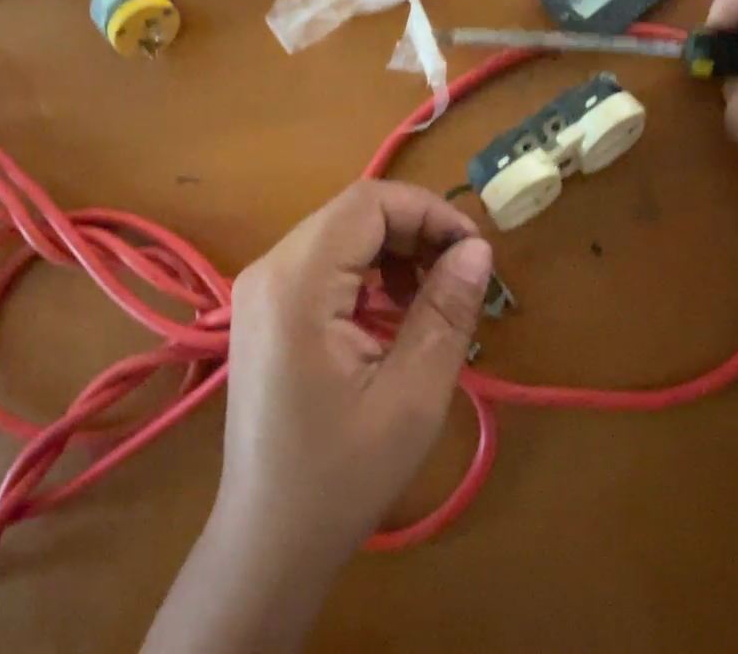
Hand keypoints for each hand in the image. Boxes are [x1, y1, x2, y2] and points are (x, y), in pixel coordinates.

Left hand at [213, 180, 493, 570]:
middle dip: (414, 232)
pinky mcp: (264, 312)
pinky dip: (366, 276)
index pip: (368, 202)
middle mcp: (268, 270)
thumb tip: (478, 249)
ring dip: (393, 253)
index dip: (429, 212)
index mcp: (296, 283)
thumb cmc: (342, 473)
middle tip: (460, 278)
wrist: (270, 536)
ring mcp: (259, 291)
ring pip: (339, 236)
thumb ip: (446, 311)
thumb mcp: (413, 394)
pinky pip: (322, 267)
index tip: (475, 252)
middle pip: (352, 214)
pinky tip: (392, 318)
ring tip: (431, 301)